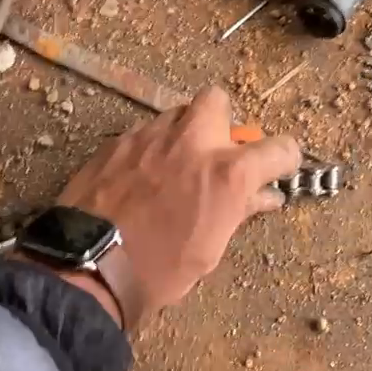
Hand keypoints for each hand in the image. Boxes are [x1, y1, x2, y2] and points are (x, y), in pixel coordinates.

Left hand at [54, 87, 299, 328]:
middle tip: (213, 154)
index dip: (282, 160)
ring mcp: (150, 136)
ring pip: (176, 115)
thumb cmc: (160, 269)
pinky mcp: (117, 141)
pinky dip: (150, 148)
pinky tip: (139, 177)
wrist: (89, 266)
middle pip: (217, 100)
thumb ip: (240, 210)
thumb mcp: (211, 247)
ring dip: (182, 135)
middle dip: (221, 122)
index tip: (274, 170)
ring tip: (172, 168)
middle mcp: (192, 141)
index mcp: (228, 172)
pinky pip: (143, 133)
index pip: (279, 147)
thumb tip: (264, 195)